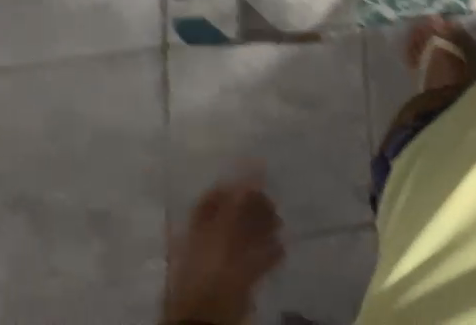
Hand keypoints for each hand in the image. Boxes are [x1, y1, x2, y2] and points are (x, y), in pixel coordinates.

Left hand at [162, 167, 283, 324]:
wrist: (209, 318)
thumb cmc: (213, 268)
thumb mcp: (225, 228)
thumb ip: (239, 198)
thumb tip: (255, 166)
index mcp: (198, 226)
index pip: (215, 196)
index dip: (236, 186)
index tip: (260, 183)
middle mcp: (207, 240)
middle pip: (234, 214)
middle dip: (256, 208)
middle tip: (272, 208)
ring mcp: (222, 260)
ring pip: (247, 236)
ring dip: (265, 230)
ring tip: (278, 229)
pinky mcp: (236, 279)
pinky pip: (255, 259)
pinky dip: (268, 254)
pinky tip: (278, 251)